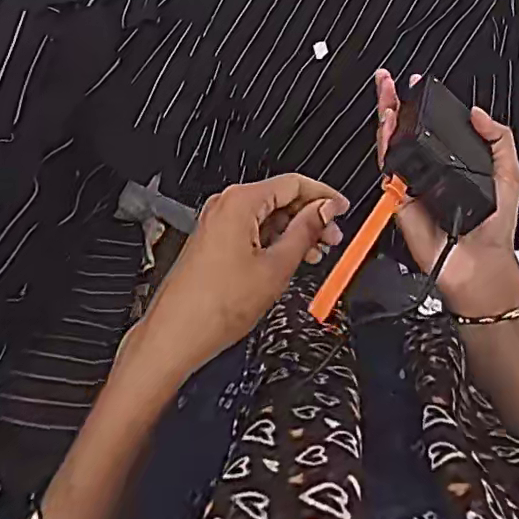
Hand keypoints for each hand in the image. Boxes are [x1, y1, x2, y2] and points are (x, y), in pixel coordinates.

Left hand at [131, 174, 345, 381]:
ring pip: (268, 215)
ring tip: (316, 252)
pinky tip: (291, 258)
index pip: (294, 183)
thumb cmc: (215, 306)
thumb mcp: (277, 267)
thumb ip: (306, 231)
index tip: (342, 208)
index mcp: (240, 201)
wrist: (176, 335)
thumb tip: (324, 211)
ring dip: (295, 230)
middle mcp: (225, 204)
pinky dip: (275, 240)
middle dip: (311, 216)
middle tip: (333, 237)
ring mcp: (217, 221)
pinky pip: (252, 228)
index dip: (323, 195)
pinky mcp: (214, 239)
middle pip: (280, 197)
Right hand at [374, 69, 518, 318]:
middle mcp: (428, 167)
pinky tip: (388, 123)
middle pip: (405, 127)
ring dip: (386, 114)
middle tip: (389, 80)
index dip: (421, 102)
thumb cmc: (494, 229)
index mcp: (452, 160)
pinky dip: (385, 142)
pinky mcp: (399, 195)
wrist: (480, 264)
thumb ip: (499, 139)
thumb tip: (479, 112)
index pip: (431, 124)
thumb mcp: (510, 174)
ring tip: (386, 93)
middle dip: (394, 100)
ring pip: (392, 141)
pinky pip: (388, 164)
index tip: (417, 83)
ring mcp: (411, 180)